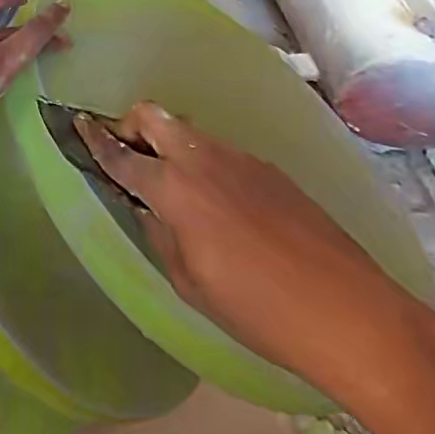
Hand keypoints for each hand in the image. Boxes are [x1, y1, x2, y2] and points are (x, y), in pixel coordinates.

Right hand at [78, 104, 434, 433]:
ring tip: (179, 188)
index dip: (93, 138)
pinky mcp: (274, 173)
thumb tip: (148, 208)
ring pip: (190, 133)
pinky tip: (225, 206)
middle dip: (131, 126)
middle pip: (152, 115)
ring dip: (171, 146)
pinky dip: (208, 165)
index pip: (118, 153)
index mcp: (173, 188)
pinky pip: (224, 154)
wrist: (358, 319)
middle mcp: (202, 161)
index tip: (76, 123)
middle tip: (131, 156)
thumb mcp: (188, 280)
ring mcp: (242, 162)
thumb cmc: (259, 309)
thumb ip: (158, 232)